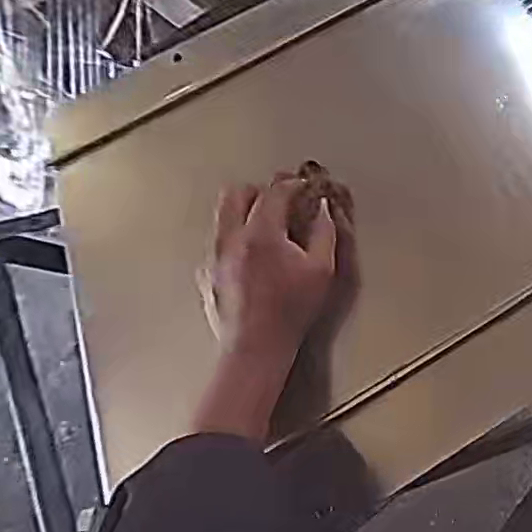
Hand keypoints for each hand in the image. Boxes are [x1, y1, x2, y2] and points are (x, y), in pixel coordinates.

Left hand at [192, 177, 338, 439]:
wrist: (256, 346)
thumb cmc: (290, 312)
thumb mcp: (322, 270)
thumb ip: (325, 232)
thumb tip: (323, 210)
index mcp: (261, 234)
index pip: (275, 192)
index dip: (292, 184)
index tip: (303, 186)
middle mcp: (231, 239)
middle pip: (238, 192)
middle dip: (261, 190)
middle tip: (280, 199)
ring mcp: (214, 256)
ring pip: (223, 215)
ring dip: (245, 212)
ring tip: (267, 226)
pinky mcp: (206, 273)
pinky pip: (218, 240)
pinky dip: (235, 238)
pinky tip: (252, 254)